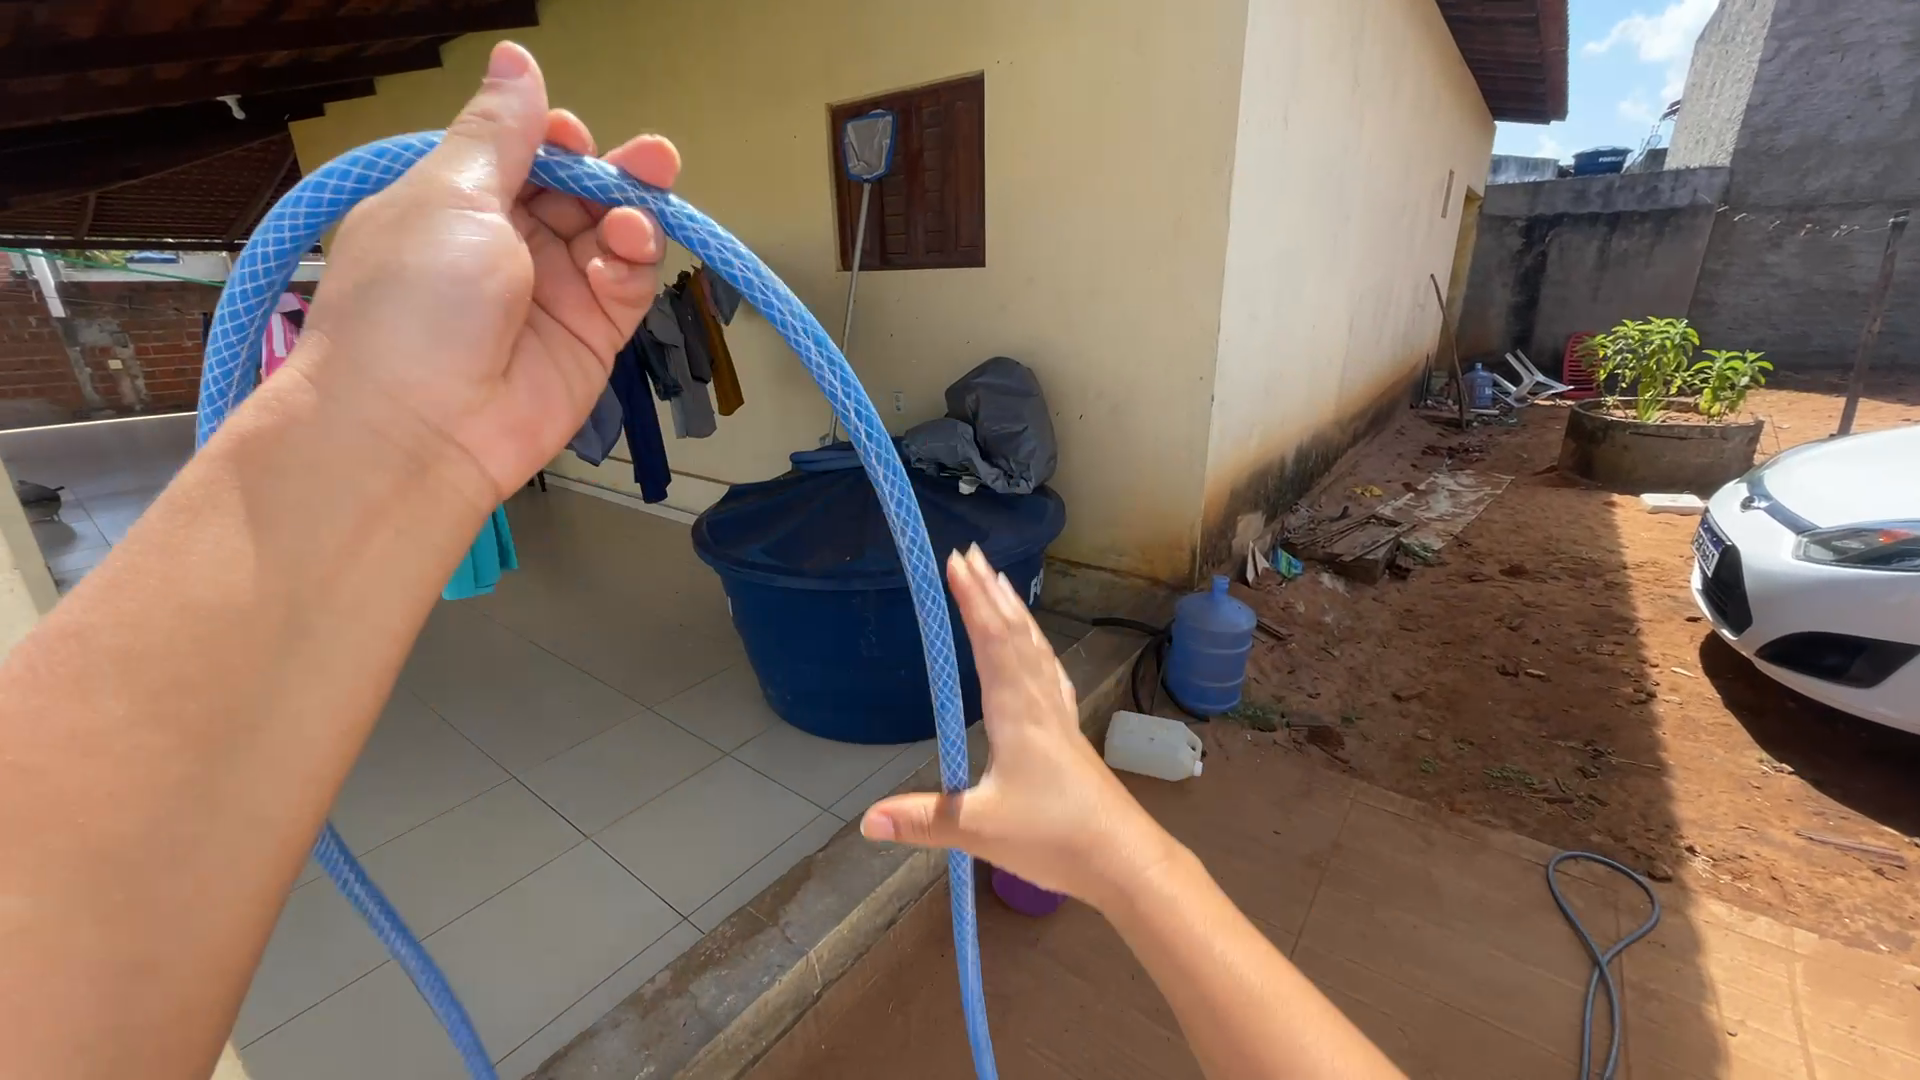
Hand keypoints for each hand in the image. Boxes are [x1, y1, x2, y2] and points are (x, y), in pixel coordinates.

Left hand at [289, 41, 680, 502]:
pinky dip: (633, 268)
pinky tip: (622, 261)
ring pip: (615, 238)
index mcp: (462, 200)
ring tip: (627, 225)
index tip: (570, 134)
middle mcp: (514, 243)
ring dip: (631, 220)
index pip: (527, 154)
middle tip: (654, 159)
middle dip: (615, 174)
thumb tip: (519, 59)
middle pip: (582, 193)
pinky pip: (628, 288)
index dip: (556, 138)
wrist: (425, 425)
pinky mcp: (596, 335)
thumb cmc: (417, 299)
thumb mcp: (449, 197)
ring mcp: (560, 292)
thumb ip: (499, 134)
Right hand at [861, 546, 1175, 908]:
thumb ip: (924, 820)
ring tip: (1001, 582)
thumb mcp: (981, 829)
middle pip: (1014, 634)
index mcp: (1017, 712)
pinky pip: (1049, 672)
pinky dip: (1037, 646)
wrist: (1123, 858)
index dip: (972, 600)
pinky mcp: (1069, 732)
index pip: (991, 641)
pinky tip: (1038, 649)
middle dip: (990, 592)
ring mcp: (1059, 715)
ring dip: (1015, 611)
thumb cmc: (1054, 837)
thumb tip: (865, 821)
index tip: (955, 562)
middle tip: (971, 554)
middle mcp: (1039, 702)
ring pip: (1036, 648)